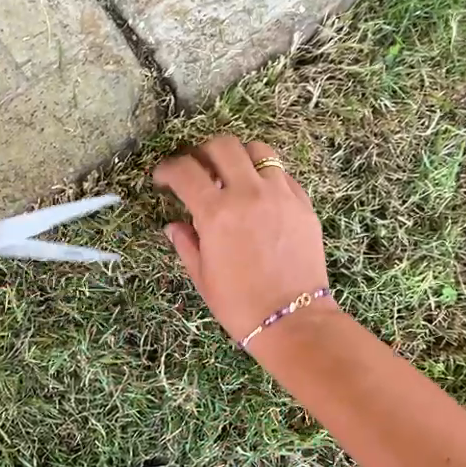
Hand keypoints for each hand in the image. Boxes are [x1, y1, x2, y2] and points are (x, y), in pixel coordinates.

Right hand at [153, 135, 328, 344]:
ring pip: (258, 151)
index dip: (168, 169)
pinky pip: (282, 175)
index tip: (162, 178)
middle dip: (203, 152)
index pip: (185, 172)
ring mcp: (280, 195)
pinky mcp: (303, 204)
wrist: (291, 319)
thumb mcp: (202, 276)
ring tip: (232, 175)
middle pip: (223, 146)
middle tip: (197, 170)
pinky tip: (259, 196)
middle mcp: (248, 193)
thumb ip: (186, 243)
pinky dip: (265, 177)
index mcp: (216, 212)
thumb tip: (175, 226)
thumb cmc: (238, 304)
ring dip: (238, 157)